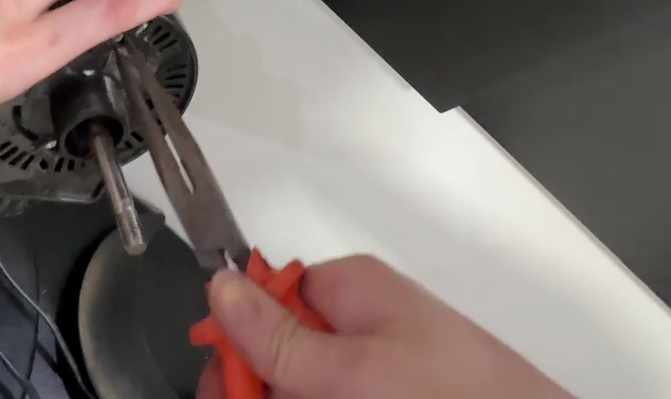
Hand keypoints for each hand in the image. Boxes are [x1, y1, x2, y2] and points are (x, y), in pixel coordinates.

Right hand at [197, 255, 573, 398]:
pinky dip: (323, 395)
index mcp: (349, 289)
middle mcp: (360, 322)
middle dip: (262, 387)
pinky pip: (342, 389)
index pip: (268, 300)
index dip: (239, 348)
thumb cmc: (451, 397)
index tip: (224, 393)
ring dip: (290, 394)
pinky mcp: (396, 390)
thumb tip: (218, 283)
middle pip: (286, 356)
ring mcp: (380, 368)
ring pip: (311, 384)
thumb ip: (282, 341)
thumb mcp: (356, 375)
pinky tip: (323, 398)